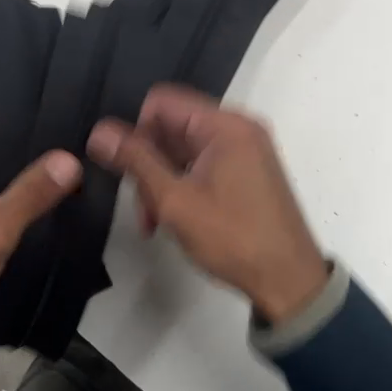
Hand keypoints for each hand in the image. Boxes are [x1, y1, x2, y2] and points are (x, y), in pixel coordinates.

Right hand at [87, 84, 327, 323]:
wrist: (292, 288)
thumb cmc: (233, 239)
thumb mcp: (174, 200)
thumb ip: (135, 160)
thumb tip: (98, 131)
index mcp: (225, 124)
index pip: (160, 102)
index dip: (136, 131)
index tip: (129, 171)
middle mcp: (238, 126)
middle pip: (172, 125)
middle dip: (148, 161)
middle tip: (141, 204)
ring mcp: (246, 148)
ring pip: (183, 146)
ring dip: (162, 177)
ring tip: (155, 221)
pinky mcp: (249, 169)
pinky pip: (202, 160)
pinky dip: (183, 182)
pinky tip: (174, 215)